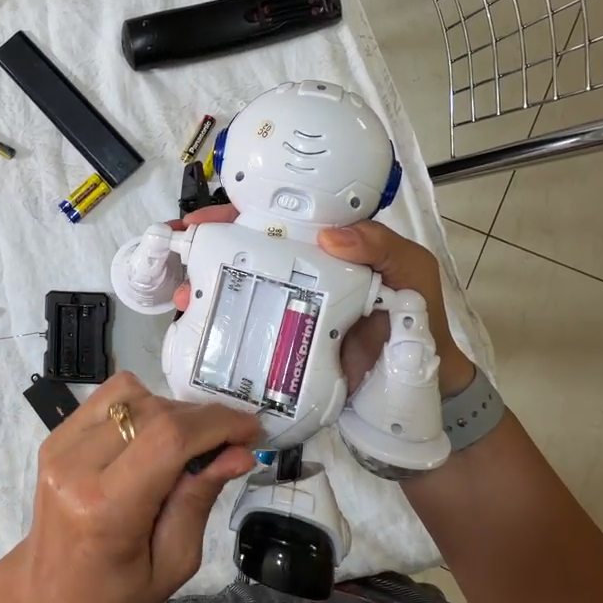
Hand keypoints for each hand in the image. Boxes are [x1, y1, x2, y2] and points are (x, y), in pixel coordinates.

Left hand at [10, 372, 259, 602]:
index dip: (216, 425)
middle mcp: (76, 464)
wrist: (46, 594)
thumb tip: (239, 453)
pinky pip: (108, 398)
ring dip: (169, 411)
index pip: (168, 439)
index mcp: (106, 506)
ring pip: (131, 394)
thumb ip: (200, 500)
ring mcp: (60, 444)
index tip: (251, 430)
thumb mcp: (171, 563)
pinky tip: (150, 440)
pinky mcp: (55, 435)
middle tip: (226, 444)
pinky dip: (140, 408)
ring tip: (184, 446)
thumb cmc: (113, 595)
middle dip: (200, 420)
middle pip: (152, 411)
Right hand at [169, 207, 472, 395]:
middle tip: (179, 251)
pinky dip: (217, 326)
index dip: (232, 216)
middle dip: (202, 249)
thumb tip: (328, 237)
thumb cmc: (418, 319)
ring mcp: (286, 309)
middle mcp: (297, 273)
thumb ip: (381, 248)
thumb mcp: (410, 271)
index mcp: (322, 247)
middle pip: (240, 252)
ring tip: (185, 297)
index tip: (202, 221)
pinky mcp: (281, 343)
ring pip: (234, 289)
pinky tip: (198, 328)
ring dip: (202, 288)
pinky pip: (244, 329)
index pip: (271, 220)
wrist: (423, 387)